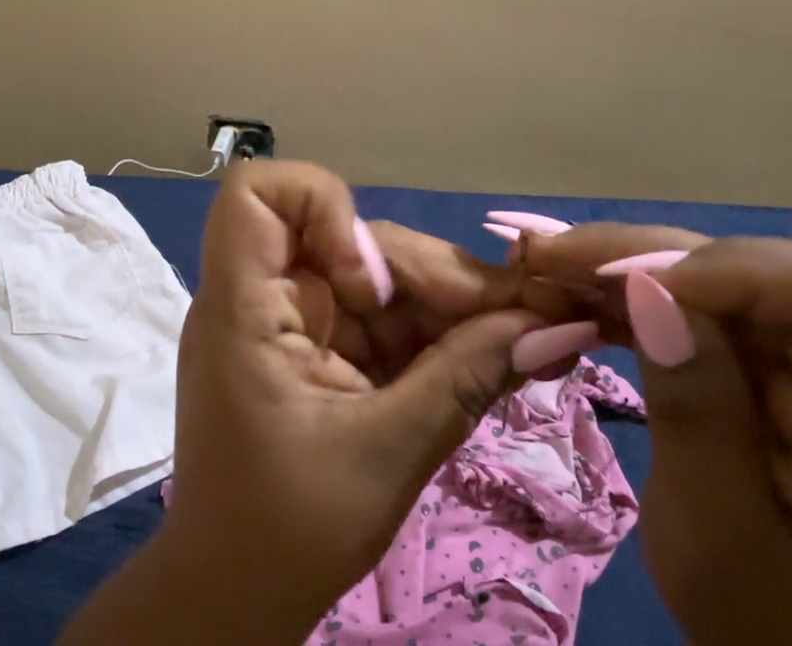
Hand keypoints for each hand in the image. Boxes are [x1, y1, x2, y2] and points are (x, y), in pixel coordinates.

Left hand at [59, 162, 544, 645]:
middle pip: (358, 240)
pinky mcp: (330, 354)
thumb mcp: (386, 452)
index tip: (374, 284)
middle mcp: (270, 300)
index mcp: (247, 309)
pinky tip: (504, 355)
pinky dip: (445, 339)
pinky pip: (393, 323)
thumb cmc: (289, 530)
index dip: (324, 207)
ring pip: (388, 281)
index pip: (259, 195)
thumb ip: (465, 377)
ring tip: (536, 340)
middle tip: (528, 317)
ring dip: (460, 309)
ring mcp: (302, 326)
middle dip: (441, 277)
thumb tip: (555, 324)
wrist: (236, 598)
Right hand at [514, 225, 791, 645]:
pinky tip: (603, 298)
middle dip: (674, 254)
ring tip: (566, 265)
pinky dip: (667, 299)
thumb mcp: (715, 536)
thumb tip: (646, 287)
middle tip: (567, 254)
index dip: (737, 268)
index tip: (626, 276)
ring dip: (658, 268)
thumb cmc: (765, 626)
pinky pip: (739, 313)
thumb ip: (693, 409)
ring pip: (756, 281)